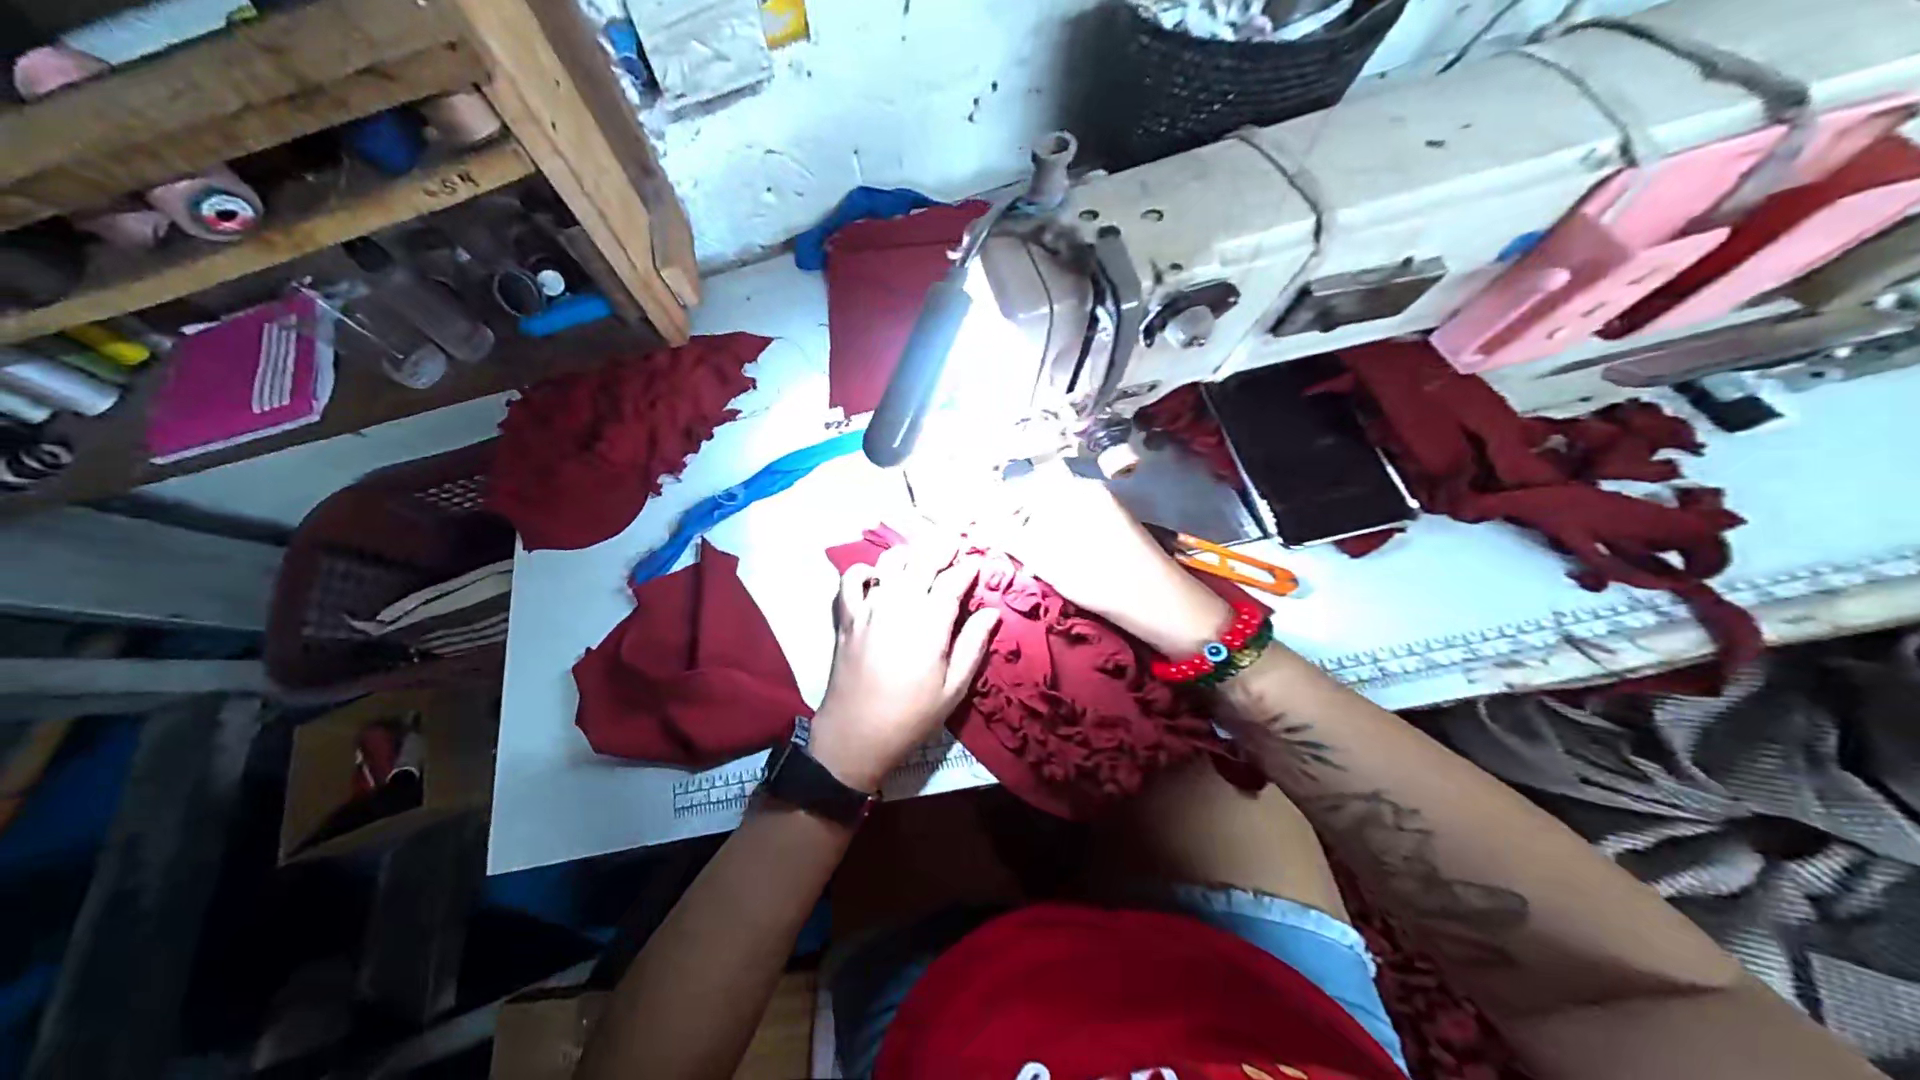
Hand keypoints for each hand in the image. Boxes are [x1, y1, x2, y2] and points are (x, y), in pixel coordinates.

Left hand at [808, 540, 1000, 790]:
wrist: (855, 734)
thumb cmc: (911, 715)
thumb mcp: (954, 688)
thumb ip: (973, 645)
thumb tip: (991, 613)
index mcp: (930, 623)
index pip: (952, 581)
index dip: (968, 568)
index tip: (979, 563)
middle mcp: (898, 605)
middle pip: (922, 561)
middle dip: (942, 547)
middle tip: (956, 542)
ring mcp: (868, 607)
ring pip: (889, 563)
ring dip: (909, 554)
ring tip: (921, 556)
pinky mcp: (846, 617)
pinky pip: (851, 579)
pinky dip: (864, 570)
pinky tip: (876, 575)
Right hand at [980, 458, 1229, 655]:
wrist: (1163, 605)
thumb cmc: (1101, 579)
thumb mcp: (1046, 560)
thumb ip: (1009, 537)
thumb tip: (977, 525)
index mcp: (1073, 490)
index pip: (1020, 490)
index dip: (996, 511)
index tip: (979, 532)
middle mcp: (1089, 491)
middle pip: (1037, 502)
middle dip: (1015, 524)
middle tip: (999, 550)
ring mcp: (1103, 509)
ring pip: (1055, 516)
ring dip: (1034, 534)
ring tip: (1023, 561)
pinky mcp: (1113, 529)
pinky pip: (1072, 526)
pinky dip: (1055, 541)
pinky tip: (1051, 564)